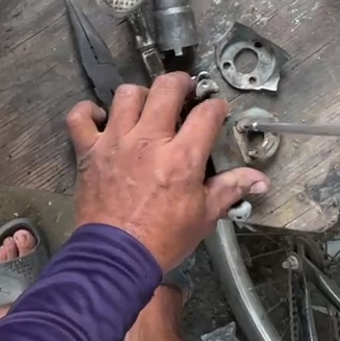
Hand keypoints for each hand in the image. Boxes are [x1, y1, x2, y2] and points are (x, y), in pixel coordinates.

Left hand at [67, 72, 269, 269]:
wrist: (116, 258)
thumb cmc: (160, 240)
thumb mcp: (203, 216)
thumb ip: (229, 189)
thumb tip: (259, 180)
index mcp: (181, 157)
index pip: (206, 114)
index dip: (216, 106)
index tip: (216, 109)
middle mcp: (148, 141)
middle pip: (166, 89)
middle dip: (180, 83)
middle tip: (184, 90)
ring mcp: (115, 142)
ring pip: (126, 95)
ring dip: (139, 95)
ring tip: (146, 106)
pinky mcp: (89, 151)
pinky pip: (80, 117)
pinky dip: (88, 112)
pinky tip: (101, 118)